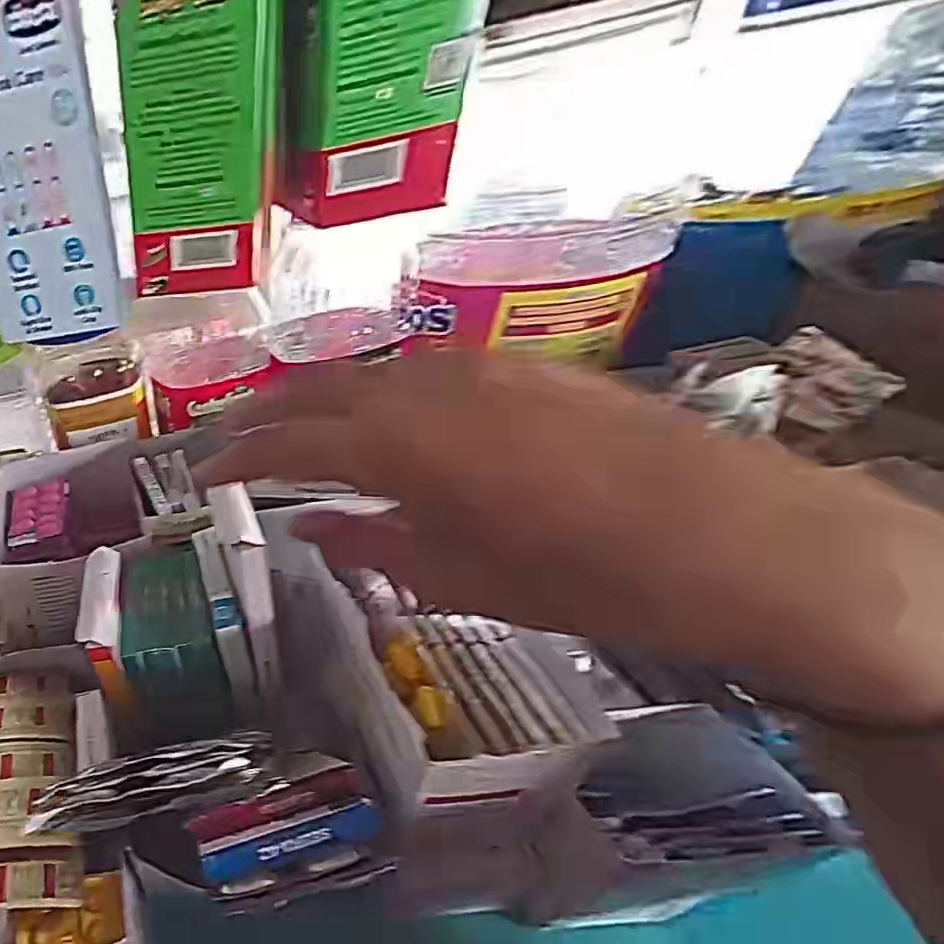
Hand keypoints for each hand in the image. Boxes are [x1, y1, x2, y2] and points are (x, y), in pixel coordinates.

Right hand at [196, 349, 943, 724]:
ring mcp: (478, 366)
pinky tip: (380, 416)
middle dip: (265, 414)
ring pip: (370, 371)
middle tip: (230, 438)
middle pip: (320, 390)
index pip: (293, 442)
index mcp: (407, 446)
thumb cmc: (589, 577)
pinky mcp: (518, 364)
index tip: (205, 473)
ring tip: (291, 423)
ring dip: (321, 397)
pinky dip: (378, 392)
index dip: (240, 457)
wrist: (737, 535)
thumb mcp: (465, 579)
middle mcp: (431, 387)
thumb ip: (374, 543)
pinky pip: (420, 370)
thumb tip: (312, 528)